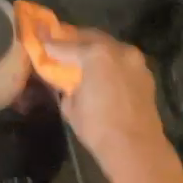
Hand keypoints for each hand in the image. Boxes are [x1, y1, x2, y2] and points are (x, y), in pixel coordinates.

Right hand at [39, 27, 171, 182]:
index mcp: (96, 55)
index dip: (49, 42)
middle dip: (73, 39)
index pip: (65, 45)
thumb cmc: (96, 125)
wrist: (134, 145)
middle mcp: (118, 50)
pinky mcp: (144, 74)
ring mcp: (135, 61)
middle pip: (91, 38)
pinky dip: (108, 61)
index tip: (38, 36)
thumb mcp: (70, 105)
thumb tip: (66, 80)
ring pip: (109, 47)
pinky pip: (121, 60)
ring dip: (93, 49)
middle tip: (58, 42)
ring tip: (79, 56)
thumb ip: (66, 84)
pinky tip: (99, 70)